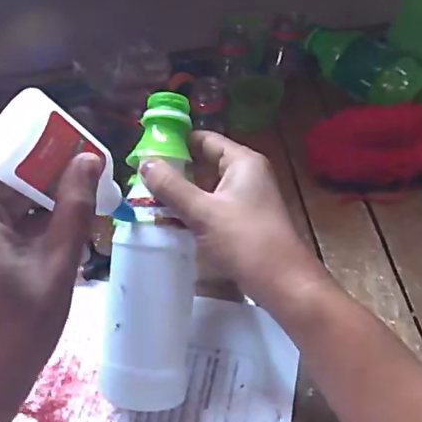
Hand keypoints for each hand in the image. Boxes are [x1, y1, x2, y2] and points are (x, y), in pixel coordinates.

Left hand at [0, 130, 101, 421]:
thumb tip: (88, 159)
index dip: (18, 134)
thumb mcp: (57, 266)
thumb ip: (73, 208)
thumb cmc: (21, 330)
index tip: (58, 136)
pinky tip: (56, 220)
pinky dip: (21, 213)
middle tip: (78, 163)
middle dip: (33, 162)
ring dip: (30, 189)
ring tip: (75, 191)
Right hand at [138, 132, 328, 307]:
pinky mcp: (241, 220)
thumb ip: (172, 186)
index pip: (204, 139)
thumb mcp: (203, 211)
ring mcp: (244, 199)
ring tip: (145, 197)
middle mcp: (246, 175)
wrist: (282, 282)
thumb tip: (144, 162)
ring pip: (205, 187)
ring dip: (179, 192)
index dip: (175, 141)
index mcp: (242, 162)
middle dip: (173, 170)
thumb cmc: (245, 241)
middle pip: (203, 162)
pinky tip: (167, 219)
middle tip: (139, 177)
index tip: (144, 149)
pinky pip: (209, 206)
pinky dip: (190, 210)